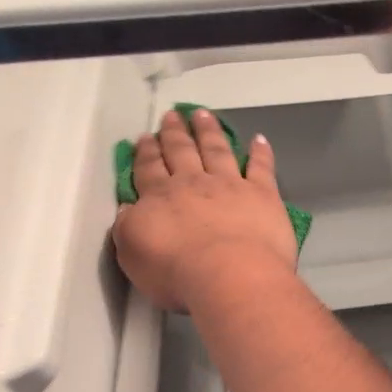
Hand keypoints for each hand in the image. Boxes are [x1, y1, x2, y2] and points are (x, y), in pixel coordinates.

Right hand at [113, 108, 297, 312]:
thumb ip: (129, 228)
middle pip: (181, 151)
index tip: (144, 137)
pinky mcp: (264, 196)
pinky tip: (259, 139)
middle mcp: (193, 183)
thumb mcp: (134, 254)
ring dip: (209, 131)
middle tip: (172, 115)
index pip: (149, 169)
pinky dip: (260, 152)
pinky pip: (262, 168)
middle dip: (175, 133)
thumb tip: (128, 209)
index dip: (146, 152)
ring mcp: (230, 186)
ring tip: (204, 115)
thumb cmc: (178, 273)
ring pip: (217, 150)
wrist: (231, 275)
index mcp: (159, 197)